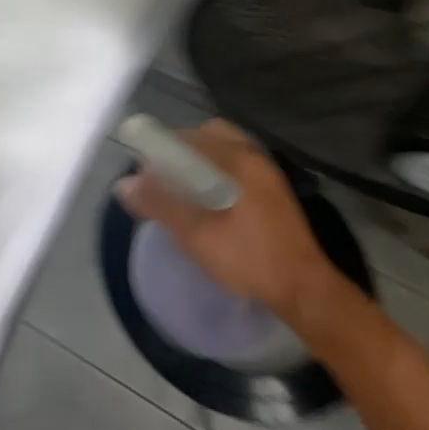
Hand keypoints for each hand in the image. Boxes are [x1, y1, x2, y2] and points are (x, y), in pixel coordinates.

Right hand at [114, 119, 339, 317]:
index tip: (145, 173)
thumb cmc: (250, 260)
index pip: (189, 136)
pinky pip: (236, 167)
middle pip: (209, 136)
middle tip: (164, 178)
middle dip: (181, 152)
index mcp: (238, 160)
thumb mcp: (197, 235)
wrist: (305, 293)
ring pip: (224, 152)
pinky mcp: (273, 192)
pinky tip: (207, 202)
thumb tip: (123, 184)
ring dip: (200, 163)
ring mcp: (268, 174)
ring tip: (183, 190)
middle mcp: (255, 157)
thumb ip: (160, 205)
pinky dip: (216, 173)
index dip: (162, 150)